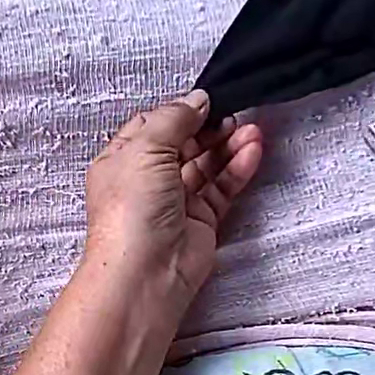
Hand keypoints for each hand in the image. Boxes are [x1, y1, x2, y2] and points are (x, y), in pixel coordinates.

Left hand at [83, 90, 264, 310]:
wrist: (146, 273)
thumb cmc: (131, 213)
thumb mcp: (145, 148)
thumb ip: (173, 119)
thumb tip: (196, 101)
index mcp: (123, 161)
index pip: (154, 127)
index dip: (180, 113)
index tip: (206, 102)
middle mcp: (148, 181)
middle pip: (185, 145)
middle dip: (210, 129)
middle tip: (234, 115)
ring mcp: (176, 202)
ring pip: (207, 166)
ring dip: (229, 147)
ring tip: (252, 131)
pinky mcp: (201, 222)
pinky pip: (222, 189)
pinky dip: (237, 170)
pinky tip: (251, 152)